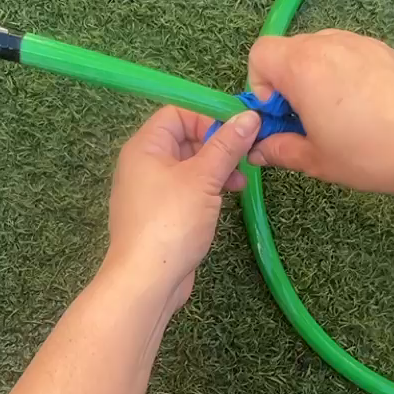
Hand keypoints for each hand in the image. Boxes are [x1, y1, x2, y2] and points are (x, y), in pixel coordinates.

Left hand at [102, 105, 260, 308]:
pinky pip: (186, 191)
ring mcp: (151, 192)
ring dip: (216, 169)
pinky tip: (225, 200)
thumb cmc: (171, 222)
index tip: (238, 131)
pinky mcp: (161, 216)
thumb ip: (227, 145)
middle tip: (245, 157)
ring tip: (240, 182)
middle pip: (184, 139)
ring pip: (189, 167)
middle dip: (217, 145)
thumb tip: (249, 116)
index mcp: (145, 147)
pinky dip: (207, 190)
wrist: (147, 280)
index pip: (177, 113)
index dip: (208, 117)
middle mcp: (143, 165)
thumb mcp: (204, 178)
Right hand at [245, 30, 393, 197]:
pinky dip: (342, 77)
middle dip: (285, 85)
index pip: (259, 54)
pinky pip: (348, 56)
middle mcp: (329, 44)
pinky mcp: (385, 50)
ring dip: (314, 80)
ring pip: (319, 52)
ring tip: (334, 119)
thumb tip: (258, 150)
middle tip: (303, 123)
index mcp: (303, 66)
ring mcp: (361, 43)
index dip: (259, 86)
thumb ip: (280, 150)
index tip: (278, 117)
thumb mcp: (317, 160)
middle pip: (288, 51)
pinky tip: (363, 111)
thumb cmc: (373, 153)